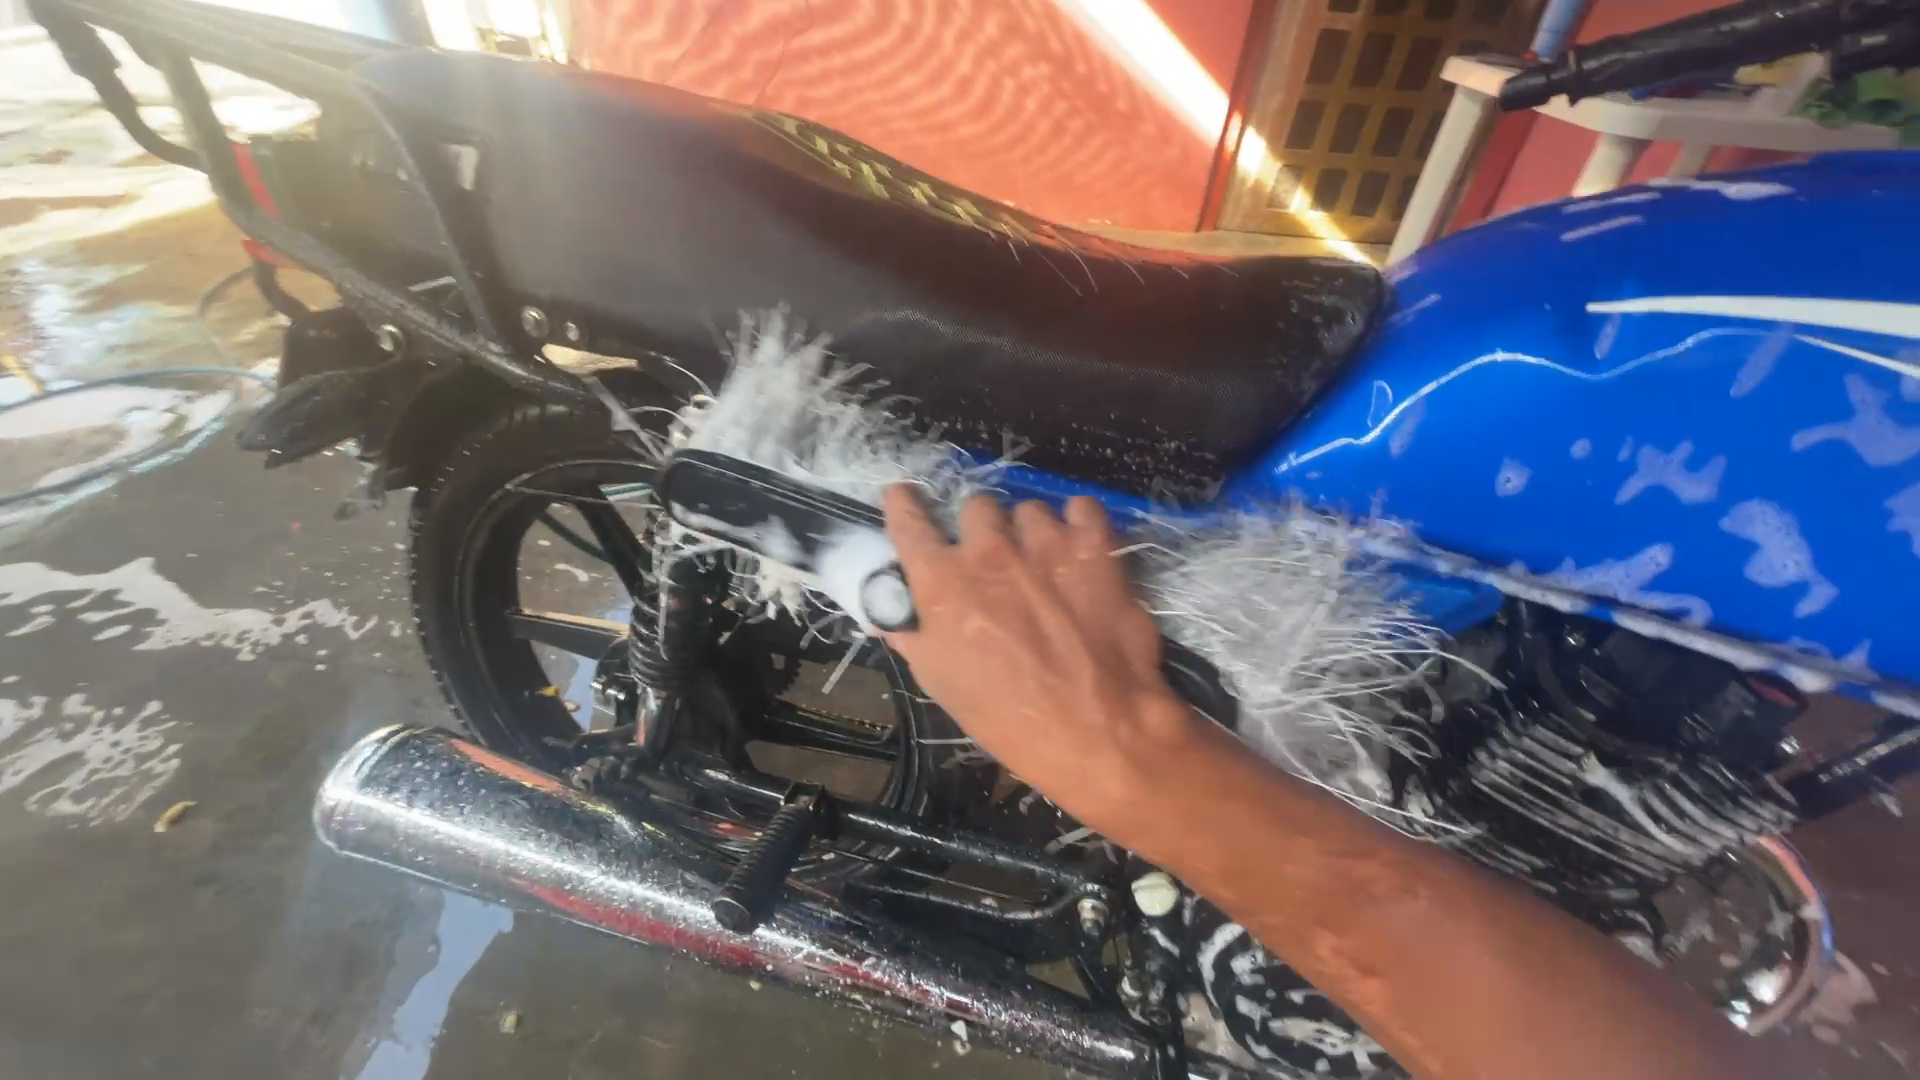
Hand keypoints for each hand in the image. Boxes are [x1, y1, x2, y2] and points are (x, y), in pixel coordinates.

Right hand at [880, 487, 1212, 836]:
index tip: (905, 497)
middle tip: (994, 556)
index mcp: (941, 581)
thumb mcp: (939, 681)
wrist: (1094, 728)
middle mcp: (987, 550)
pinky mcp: (1094, 547)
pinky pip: (1082, 508)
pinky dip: (1080, 522)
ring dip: (1031, 530)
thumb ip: (911, 634)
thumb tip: (890, 612)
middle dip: (981, 527)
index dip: (903, 506)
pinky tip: (1082, 547)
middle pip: (975, 506)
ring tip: (1045, 560)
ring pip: (1029, 508)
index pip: (908, 522)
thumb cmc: (1006, 715)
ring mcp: (1043, 543)